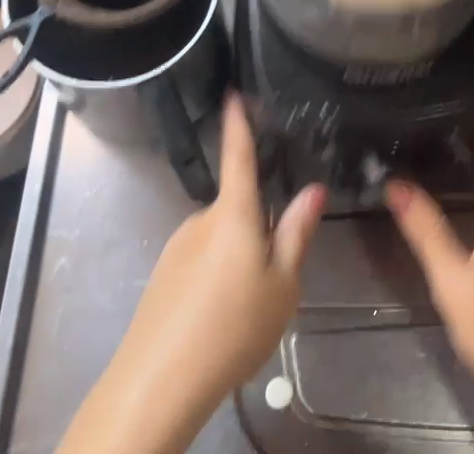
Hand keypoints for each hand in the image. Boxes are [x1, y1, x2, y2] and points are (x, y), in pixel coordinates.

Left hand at [59, 97, 325, 453]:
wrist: (159, 379)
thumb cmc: (234, 325)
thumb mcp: (283, 285)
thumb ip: (296, 234)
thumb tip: (314, 189)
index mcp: (234, 214)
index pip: (239, 158)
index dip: (239, 125)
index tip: (234, 93)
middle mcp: (202, 221)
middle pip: (237, 210)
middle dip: (258, 231)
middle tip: (276, 278)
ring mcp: (178, 247)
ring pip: (221, 241)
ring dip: (237, 261)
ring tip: (248, 310)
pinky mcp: (163, 275)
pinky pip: (201, 263)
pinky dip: (216, 280)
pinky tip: (220, 320)